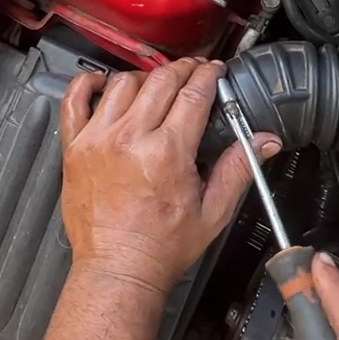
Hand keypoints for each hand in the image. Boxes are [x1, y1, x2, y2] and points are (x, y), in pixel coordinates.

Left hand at [60, 58, 280, 296]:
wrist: (118, 269)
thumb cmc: (161, 247)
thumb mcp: (212, 212)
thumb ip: (239, 169)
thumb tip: (263, 140)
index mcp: (167, 152)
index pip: (193, 93)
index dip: (208, 75)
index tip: (214, 71)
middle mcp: (130, 138)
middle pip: (160, 80)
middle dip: (183, 70)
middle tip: (193, 72)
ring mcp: (98, 138)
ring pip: (123, 83)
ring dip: (145, 77)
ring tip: (156, 86)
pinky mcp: (75, 146)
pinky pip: (75, 99)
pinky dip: (89, 84)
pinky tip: (105, 85)